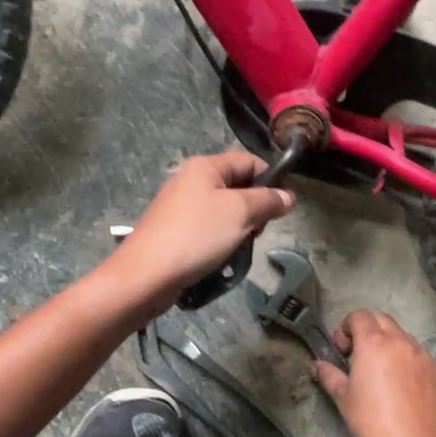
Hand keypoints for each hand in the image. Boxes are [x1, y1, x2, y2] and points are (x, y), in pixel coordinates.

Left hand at [108, 151, 294, 306]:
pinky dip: (218, 243)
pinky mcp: (174, 232)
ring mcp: (179, 207)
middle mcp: (190, 180)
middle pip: (236, 188)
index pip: (249, 161)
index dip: (270, 180)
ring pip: (223, 213)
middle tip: (256, 232)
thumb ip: (267, 201)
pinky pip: (207, 231)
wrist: (147, 274)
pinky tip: (219, 259)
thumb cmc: (196, 235)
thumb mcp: (240, 213)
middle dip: (253, 210)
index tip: (283, 207)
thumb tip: (288, 196)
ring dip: (237, 230)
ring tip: (238, 249)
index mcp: (204, 166)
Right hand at [314, 310, 435, 436]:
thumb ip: (329, 375)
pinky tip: (406, 390)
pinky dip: (410, 364)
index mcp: (374, 343)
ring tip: (384, 374)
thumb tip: (318, 365)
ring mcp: (426, 357)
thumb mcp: (343, 398)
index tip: (342, 349)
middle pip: (383, 320)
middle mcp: (402, 342)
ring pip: (405, 339)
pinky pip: (422, 359)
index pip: (359, 315)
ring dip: (391, 346)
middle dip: (368, 330)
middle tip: (359, 356)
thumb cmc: (372, 422)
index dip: (346, 327)